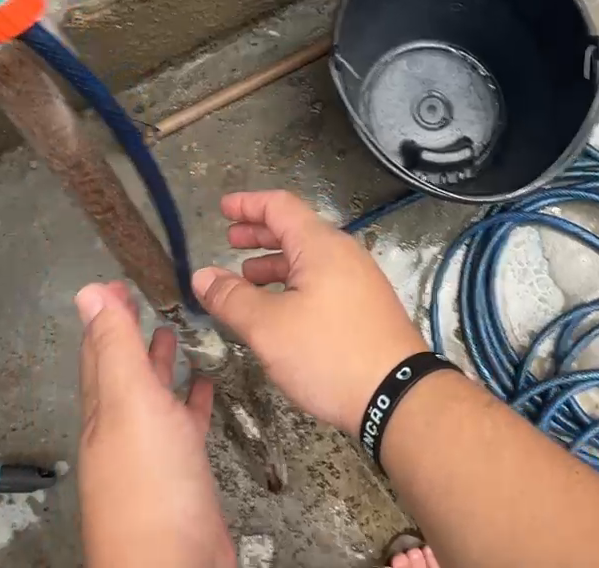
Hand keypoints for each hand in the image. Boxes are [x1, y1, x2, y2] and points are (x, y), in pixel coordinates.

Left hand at [76, 282, 233, 567]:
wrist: (176, 565)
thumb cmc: (151, 482)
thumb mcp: (130, 403)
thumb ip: (115, 347)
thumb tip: (87, 293)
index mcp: (106, 408)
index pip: (101, 350)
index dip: (106, 314)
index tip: (117, 281)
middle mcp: (124, 427)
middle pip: (123, 370)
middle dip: (130, 333)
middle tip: (144, 297)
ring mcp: (153, 451)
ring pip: (153, 395)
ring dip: (159, 363)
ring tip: (172, 333)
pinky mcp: (182, 470)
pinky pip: (183, 424)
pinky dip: (191, 400)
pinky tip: (205, 386)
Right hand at [192, 190, 429, 430]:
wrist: (396, 394)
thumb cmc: (329, 353)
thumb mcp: (269, 328)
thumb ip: (232, 298)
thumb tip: (202, 275)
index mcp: (320, 245)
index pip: (280, 206)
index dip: (248, 204)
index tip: (223, 208)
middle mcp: (342, 252)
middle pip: (296, 229)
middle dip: (260, 232)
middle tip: (230, 239)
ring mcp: (358, 278)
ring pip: (309, 257)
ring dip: (275, 261)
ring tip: (246, 276)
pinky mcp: (365, 304)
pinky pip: (322, 279)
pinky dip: (294, 281)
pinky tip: (279, 307)